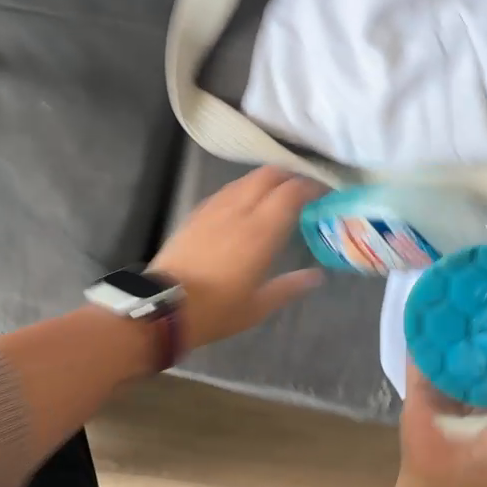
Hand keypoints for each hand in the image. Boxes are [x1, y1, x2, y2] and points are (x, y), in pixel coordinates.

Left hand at [150, 168, 326, 350]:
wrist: (163, 308)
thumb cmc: (216, 311)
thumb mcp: (257, 306)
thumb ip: (289, 287)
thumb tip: (316, 277)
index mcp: (261, 231)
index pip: (291, 192)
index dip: (311, 187)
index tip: (323, 194)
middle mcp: (238, 211)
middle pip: (268, 175)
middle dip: (288, 176)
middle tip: (300, 190)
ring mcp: (212, 210)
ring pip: (243, 180)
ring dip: (263, 181)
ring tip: (273, 197)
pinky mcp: (193, 215)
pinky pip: (223, 193)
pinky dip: (240, 191)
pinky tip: (241, 206)